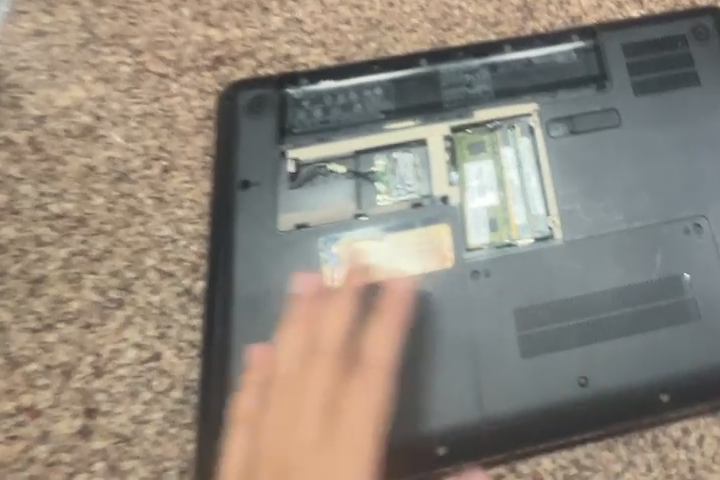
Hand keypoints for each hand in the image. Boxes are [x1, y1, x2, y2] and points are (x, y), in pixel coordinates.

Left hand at [217, 269, 459, 479]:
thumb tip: (479, 469)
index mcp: (348, 460)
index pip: (372, 376)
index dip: (389, 322)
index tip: (402, 280)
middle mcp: (302, 450)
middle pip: (324, 362)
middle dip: (342, 305)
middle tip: (354, 260)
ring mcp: (262, 463)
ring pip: (280, 380)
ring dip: (294, 326)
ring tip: (304, 279)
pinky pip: (239, 426)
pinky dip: (249, 385)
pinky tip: (255, 351)